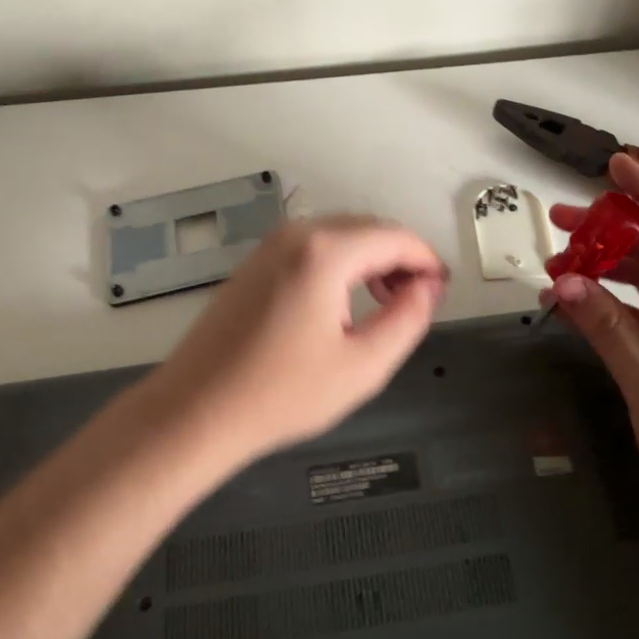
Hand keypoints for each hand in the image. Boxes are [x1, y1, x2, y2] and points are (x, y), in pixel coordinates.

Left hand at [149, 215, 447, 458]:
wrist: (196, 410)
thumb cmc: (280, 394)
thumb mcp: (363, 365)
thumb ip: (407, 319)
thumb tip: (427, 288)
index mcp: (325, 253)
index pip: (395, 237)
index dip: (427, 260)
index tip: (443, 288)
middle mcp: (296, 235)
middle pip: (368, 228)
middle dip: (400, 257)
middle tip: (419, 298)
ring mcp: (269, 246)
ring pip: (340, 234)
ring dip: (371, 258)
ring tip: (386, 301)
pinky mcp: (254, 263)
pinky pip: (312, 247)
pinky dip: (340, 263)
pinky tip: (344, 302)